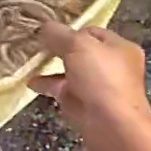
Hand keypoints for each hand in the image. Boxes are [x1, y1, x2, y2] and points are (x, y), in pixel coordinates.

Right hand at [30, 21, 150, 132]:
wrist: (110, 124)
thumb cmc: (101, 78)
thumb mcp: (78, 45)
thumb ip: (59, 33)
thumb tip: (44, 27)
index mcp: (120, 48)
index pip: (92, 32)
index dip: (71, 30)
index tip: (49, 32)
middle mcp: (111, 66)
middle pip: (80, 51)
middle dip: (58, 48)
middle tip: (36, 44)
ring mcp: (97, 85)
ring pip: (69, 70)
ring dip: (50, 66)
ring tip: (30, 60)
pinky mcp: (82, 102)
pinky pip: (60, 88)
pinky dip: (46, 84)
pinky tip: (30, 81)